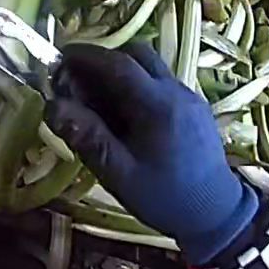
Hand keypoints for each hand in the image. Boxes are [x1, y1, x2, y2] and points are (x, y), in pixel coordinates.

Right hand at [46, 42, 257, 263]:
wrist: (217, 214)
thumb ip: (87, 137)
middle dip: (102, 60)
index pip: (118, 64)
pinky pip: (159, 80)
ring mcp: (187, 95)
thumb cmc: (165, 197)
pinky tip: (122, 113)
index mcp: (157, 105)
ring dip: (119, 71)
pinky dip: (135, 83)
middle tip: (76, 80)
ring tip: (96, 98)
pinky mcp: (192, 106)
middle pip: (135, 54)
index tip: (59, 58)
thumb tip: (52, 106)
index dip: (85, 56)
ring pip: (149, 65)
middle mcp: (175, 91)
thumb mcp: (119, 173)